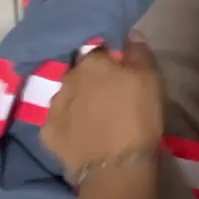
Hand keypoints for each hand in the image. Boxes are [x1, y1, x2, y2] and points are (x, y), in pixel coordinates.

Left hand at [40, 32, 164, 175]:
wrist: (115, 165)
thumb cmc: (138, 116)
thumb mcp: (151, 79)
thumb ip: (138, 53)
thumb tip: (130, 33)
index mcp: (92, 63)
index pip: (99, 53)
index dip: (110, 63)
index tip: (120, 75)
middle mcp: (67, 79)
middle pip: (80, 75)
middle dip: (90, 82)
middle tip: (108, 98)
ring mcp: (54, 107)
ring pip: (67, 97)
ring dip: (78, 102)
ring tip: (95, 119)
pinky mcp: (47, 133)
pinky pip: (59, 122)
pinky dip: (69, 126)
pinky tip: (82, 135)